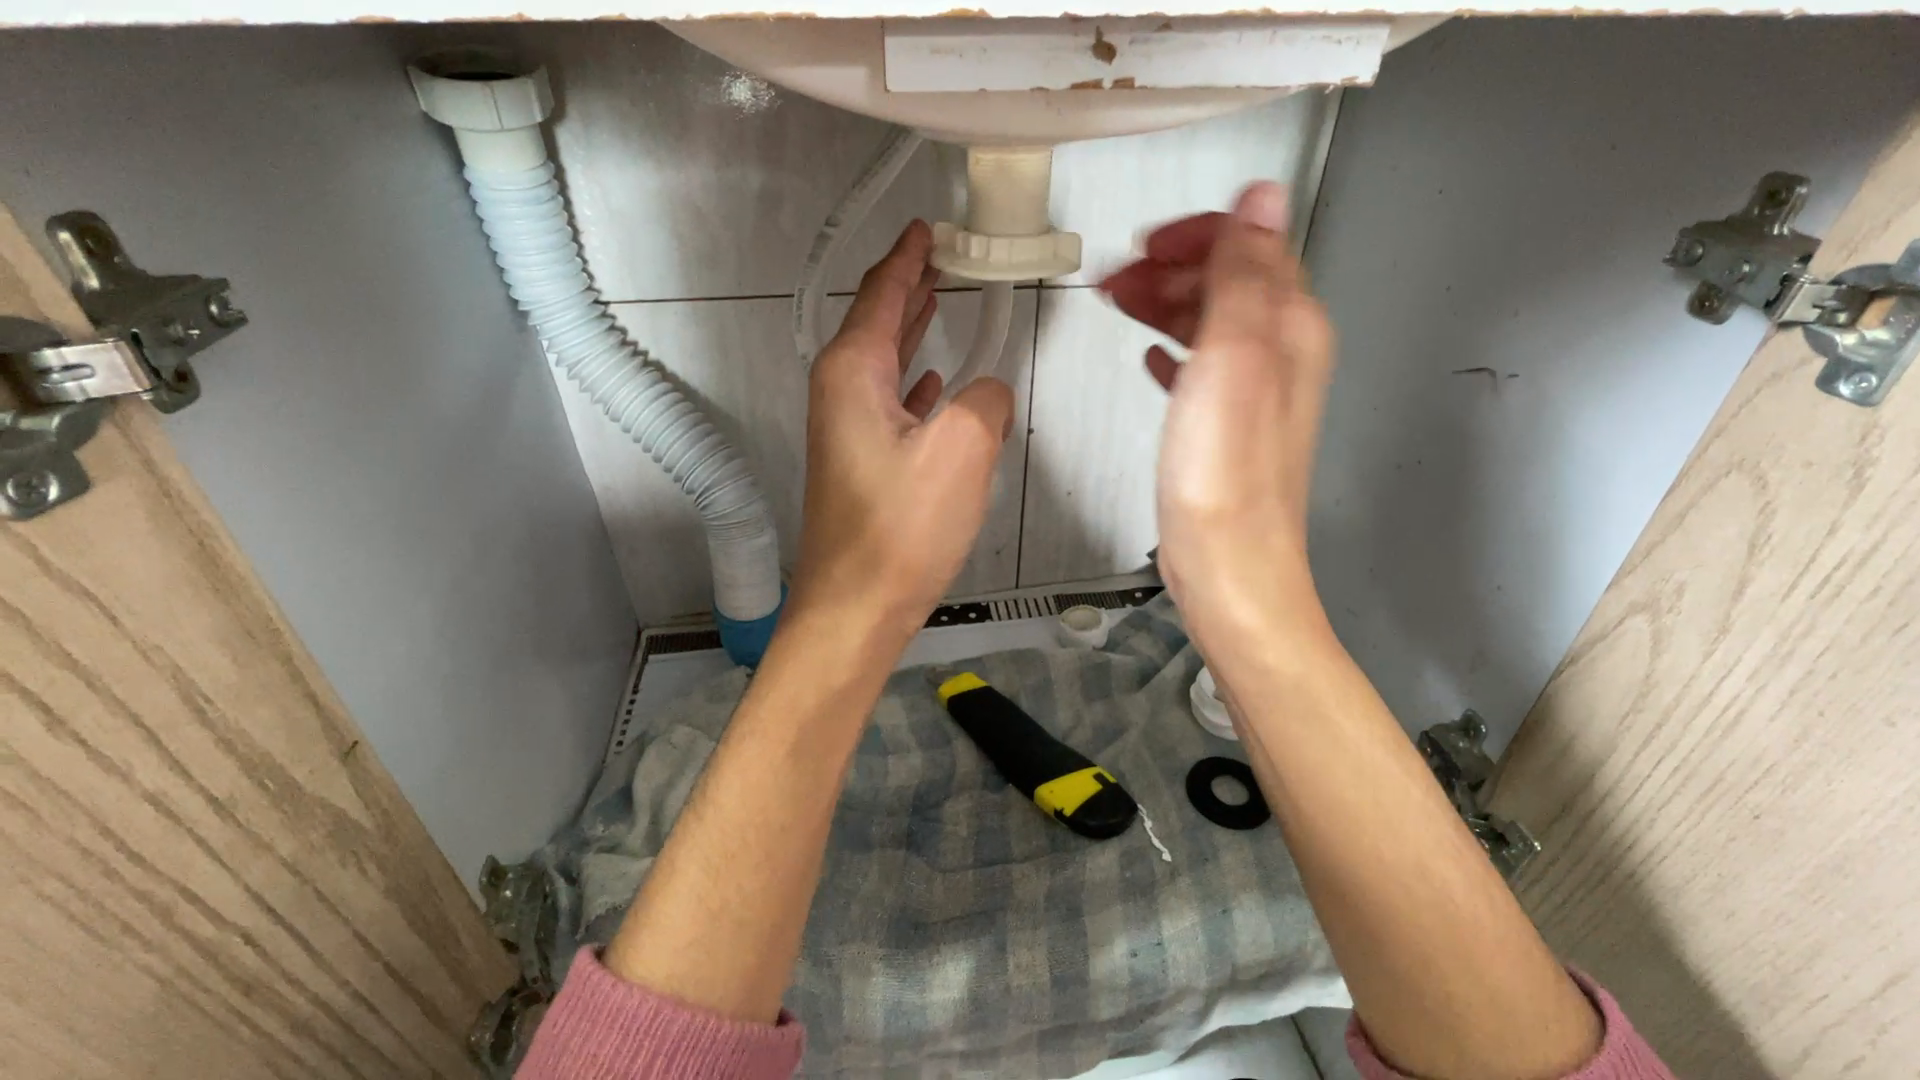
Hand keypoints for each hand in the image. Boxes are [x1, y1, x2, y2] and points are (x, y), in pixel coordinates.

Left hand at [790, 221, 1015, 640]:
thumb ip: (985, 400)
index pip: (880, 293)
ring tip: (940, 299)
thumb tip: (987, 392)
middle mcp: (839, 393)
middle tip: (944, 255)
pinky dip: (912, 381)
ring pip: (882, 363)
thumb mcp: (962, 449)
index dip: (907, 258)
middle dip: (909, 287)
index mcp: (852, 373)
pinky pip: (889, 402)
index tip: (928, 226)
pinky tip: (933, 380)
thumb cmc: (902, 528)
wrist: (856, 608)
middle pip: (875, 322)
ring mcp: (846, 430)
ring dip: (911, 330)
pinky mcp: (860, 464)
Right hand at [1099, 183, 1335, 648]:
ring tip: (1115, 306)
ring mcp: (1256, 392)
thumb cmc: (1221, 466)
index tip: (1137, 247)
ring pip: (1212, 321)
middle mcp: (1284, 350)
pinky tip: (1147, 357)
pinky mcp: (1226, 428)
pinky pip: (1200, 368)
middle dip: (1173, 267)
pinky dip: (1172, 350)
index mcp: (1291, 324)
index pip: (1253, 244)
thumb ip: (1246, 272)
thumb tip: (1262, 191)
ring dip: (1166, 303)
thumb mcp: (1233, 355)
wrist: (1228, 566)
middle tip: (1112, 282)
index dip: (1197, 234)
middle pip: (1230, 280)